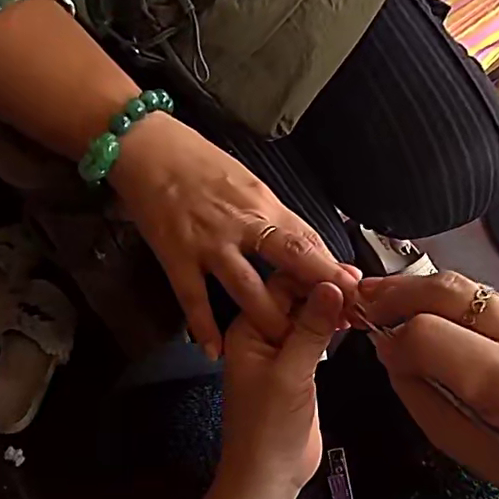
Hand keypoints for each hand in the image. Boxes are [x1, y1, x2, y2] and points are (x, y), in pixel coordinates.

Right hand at [112, 114, 360, 357]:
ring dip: (270, 320)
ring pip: (248, 289)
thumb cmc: (193, 157)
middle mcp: (243, 224)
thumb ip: (266, 210)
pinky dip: (204, 329)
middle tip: (340, 322)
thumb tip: (293, 236)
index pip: (308, 239)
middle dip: (321, 293)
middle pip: (294, 261)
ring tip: (285, 344)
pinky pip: (194, 300)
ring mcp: (210, 244)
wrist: (146, 146)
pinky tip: (215, 351)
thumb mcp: (242, 177)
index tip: (353, 291)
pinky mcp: (177, 257)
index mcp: (262, 202)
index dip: (333, 268)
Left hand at [218, 280, 344, 498]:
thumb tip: (330, 287)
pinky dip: (333, 326)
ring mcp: (280, 351)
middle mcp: (261, 335)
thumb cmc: (266, 430)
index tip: (345, 273)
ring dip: (332, 307)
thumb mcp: (290, 374)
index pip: (278, 287)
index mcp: (246, 330)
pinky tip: (353, 320)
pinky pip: (315, 336)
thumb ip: (310, 329)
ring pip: (307, 316)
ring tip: (362, 300)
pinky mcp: (298, 368)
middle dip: (325, 289)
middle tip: (360, 285)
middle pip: (294, 298)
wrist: (268, 476)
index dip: (311, 276)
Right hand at [358, 272, 498, 498]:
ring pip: (461, 284)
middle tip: (365, 300)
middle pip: (445, 291)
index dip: (391, 337)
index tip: (377, 346)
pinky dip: (445, 301)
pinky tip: (427, 312)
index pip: (427, 333)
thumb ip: (413, 388)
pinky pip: (481, 295)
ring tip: (386, 299)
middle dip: (396, 293)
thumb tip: (387, 345)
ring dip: (417, 289)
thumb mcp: (454, 442)